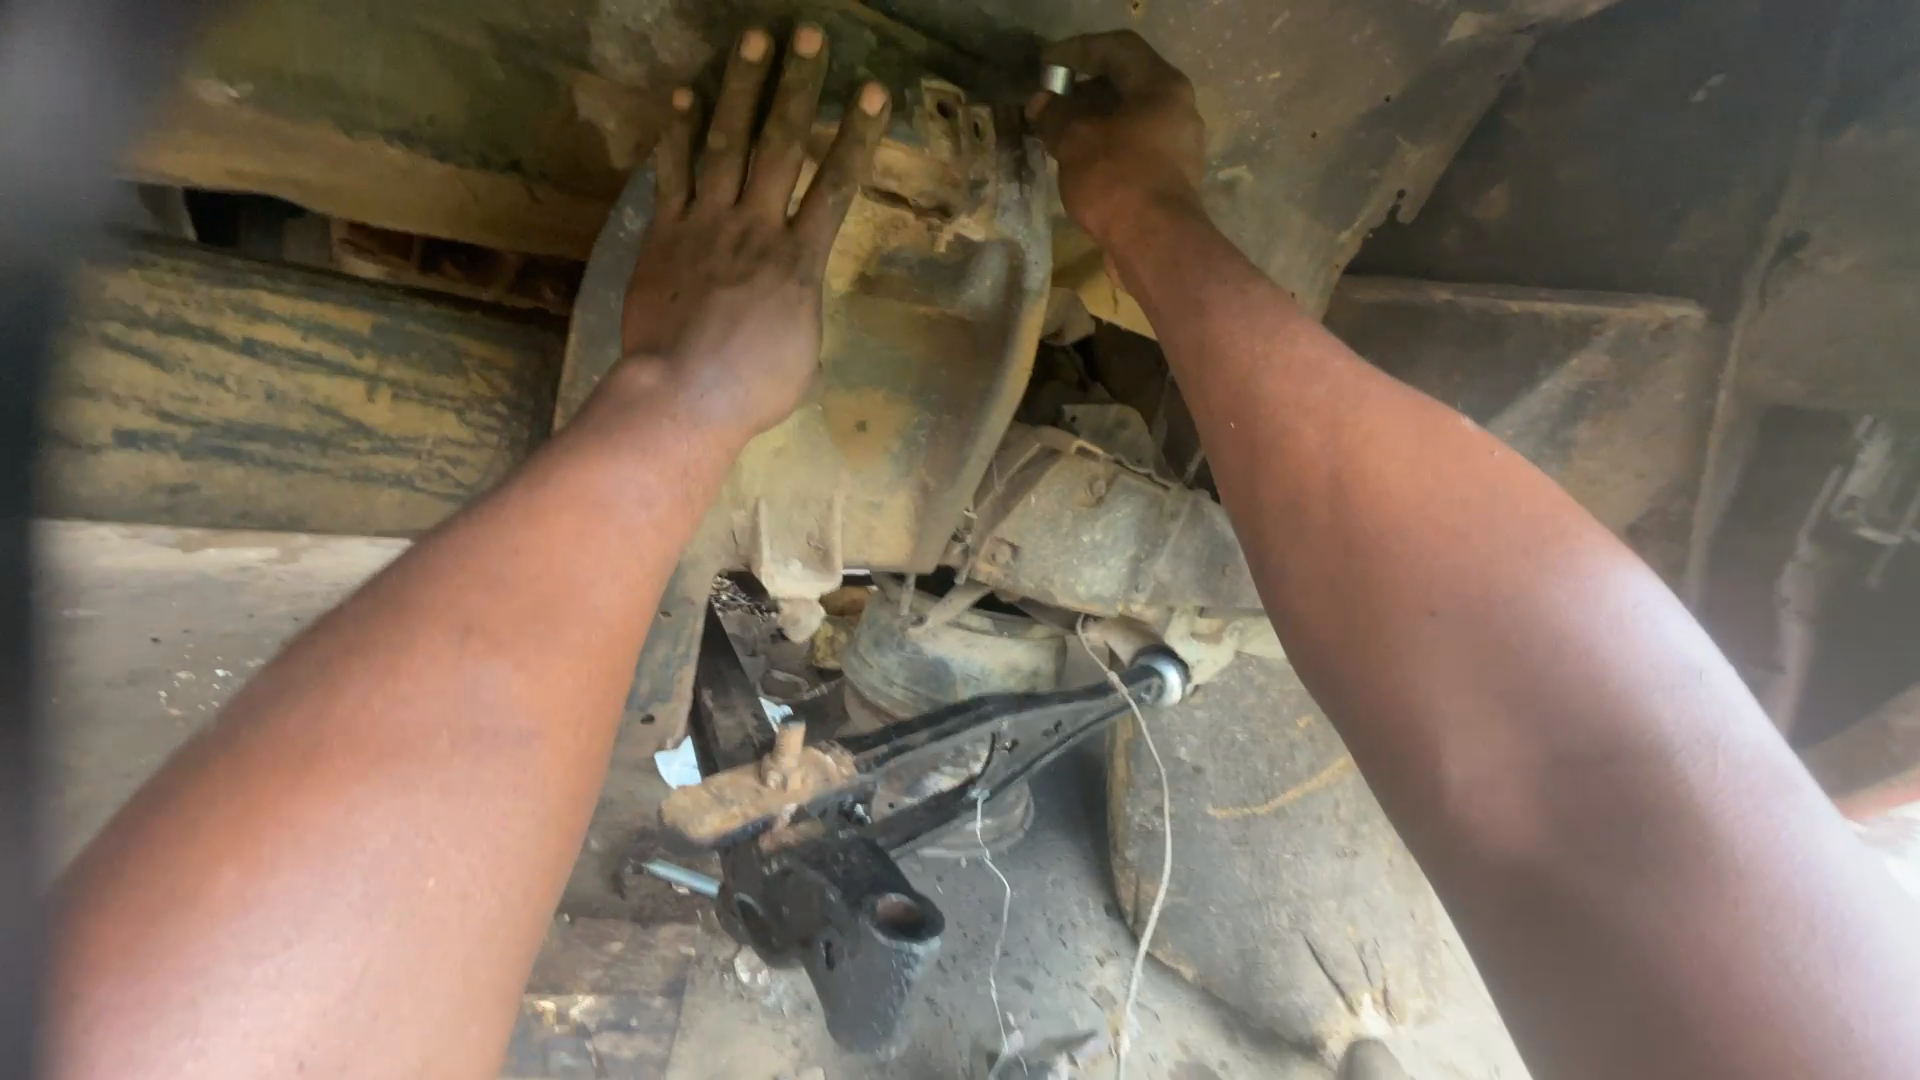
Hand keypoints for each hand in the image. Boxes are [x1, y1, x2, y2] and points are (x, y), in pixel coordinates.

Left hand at [618, 25, 891, 438]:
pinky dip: (678, 133)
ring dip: (743, 90)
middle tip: (810, 35)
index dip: (857, 136)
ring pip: (728, 144)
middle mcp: (757, 227)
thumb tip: (795, 309)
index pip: (837, 187)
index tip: (873, 92)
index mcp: (800, 261)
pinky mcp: (666, 234)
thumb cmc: (756, 388)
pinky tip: (686, 96)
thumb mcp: (804, 357)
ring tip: (756, 42)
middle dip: (799, 88)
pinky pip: (673, 173)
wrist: (686, 393)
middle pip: (782, 146)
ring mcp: (708, 224)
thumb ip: (802, 316)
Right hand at [1028, 31, 1206, 250]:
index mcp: (1161, 86)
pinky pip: (1133, 156)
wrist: (1155, 245)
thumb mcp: (1075, 141)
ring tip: (1059, 142)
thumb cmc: (1117, 180)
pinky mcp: (1169, 185)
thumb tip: (1040, 104)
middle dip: (1083, 94)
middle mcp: (1177, 112)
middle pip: (1125, 88)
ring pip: (1128, 126)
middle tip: (1050, 108)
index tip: (1046, 67)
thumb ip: (1054, 115)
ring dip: (1093, 129)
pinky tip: (1081, 170)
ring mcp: (1177, 151)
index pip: (1117, 49)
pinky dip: (1106, 154)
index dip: (1077, 51)